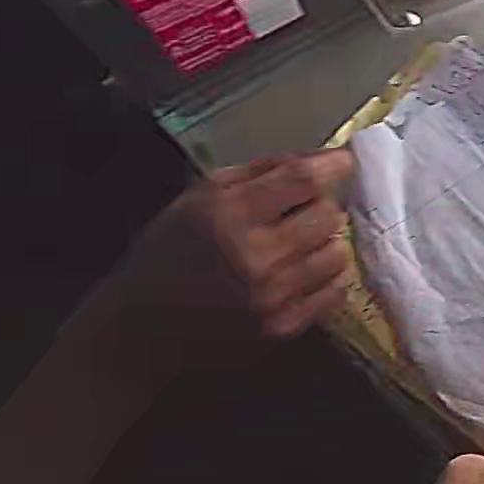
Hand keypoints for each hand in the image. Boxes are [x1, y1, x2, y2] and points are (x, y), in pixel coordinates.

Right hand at [72, 150, 357, 384]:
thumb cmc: (172, 248)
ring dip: (325, 244)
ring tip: (299, 245)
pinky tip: (300, 274)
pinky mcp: (282, 327)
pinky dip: (325, 278)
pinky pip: (334, 291)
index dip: (333, 166)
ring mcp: (271, 296)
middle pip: (329, 216)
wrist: (138, 327)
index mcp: (227, 213)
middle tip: (303, 213)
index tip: (345, 161)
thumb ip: (265, 171)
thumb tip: (325, 157)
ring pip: (338, 254)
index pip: (303, 180)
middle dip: (321, 207)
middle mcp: (254, 256)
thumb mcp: (202, 195)